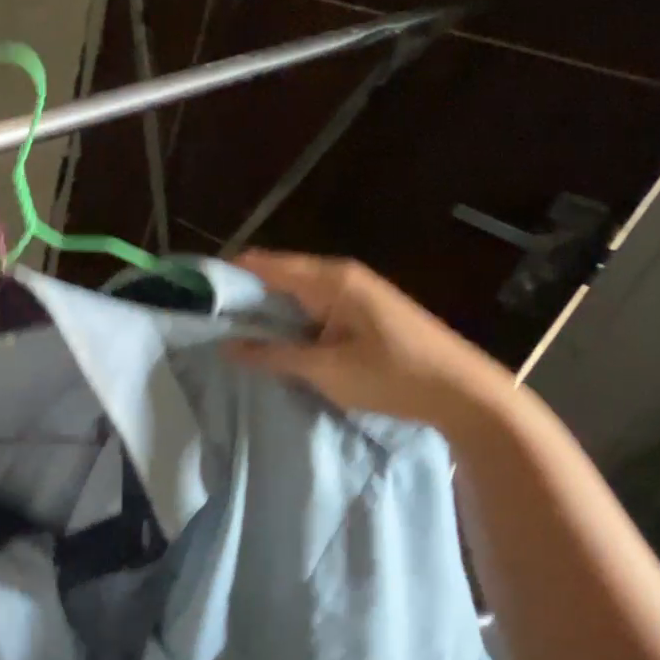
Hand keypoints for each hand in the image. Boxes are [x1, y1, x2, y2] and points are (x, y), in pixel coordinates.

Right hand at [226, 249, 516, 429]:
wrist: (469, 396)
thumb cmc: (395, 377)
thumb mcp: (326, 370)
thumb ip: (272, 354)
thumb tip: (226, 345)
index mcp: (330, 279)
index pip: (262, 264)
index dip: (225, 275)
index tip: (190, 295)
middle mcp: (340, 275)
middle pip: (274, 274)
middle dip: (240, 295)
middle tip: (204, 320)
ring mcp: (353, 291)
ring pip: (291, 292)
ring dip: (263, 310)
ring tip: (227, 331)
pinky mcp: (361, 311)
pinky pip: (309, 305)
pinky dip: (286, 319)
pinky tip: (270, 340)